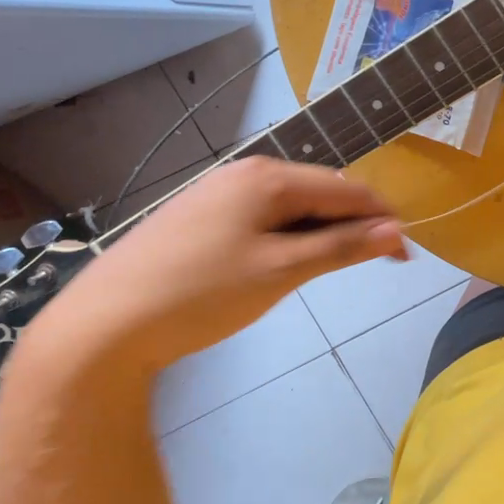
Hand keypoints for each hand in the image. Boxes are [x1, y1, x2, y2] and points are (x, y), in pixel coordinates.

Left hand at [45, 158, 407, 368]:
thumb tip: (398, 231)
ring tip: (325, 269)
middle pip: (321, 192)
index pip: (348, 190)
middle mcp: (244, 172)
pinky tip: (279, 264)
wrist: (98, 330)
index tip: (405, 258)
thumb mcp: (283, 271)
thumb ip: (344, 247)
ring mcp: (216, 192)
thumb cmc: (201, 296)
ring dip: (319, 232)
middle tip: (369, 265)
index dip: (383, 221)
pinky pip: (262, 216)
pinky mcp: (196, 216)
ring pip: (291, 205)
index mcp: (269, 177)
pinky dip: (286, 236)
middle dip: (352, 225)